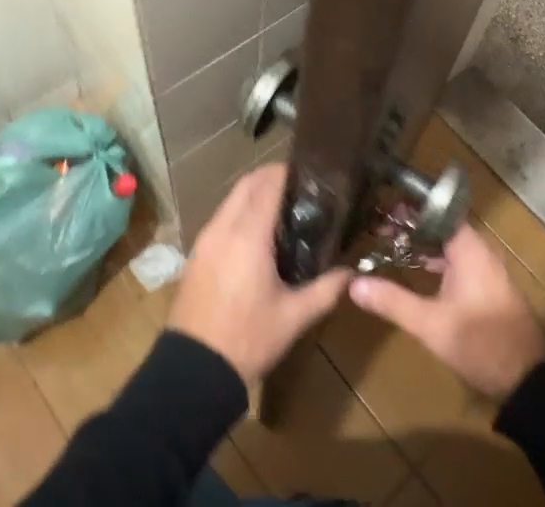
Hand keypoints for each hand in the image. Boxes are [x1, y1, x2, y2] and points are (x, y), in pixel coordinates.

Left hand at [168, 164, 349, 384]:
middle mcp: (222, 229)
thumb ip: (326, 290)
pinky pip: (220, 220)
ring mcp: (204, 242)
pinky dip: (239, 214)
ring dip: (254, 195)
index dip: (289, 172)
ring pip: (230, 201)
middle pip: (246, 185)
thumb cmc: (247, 339)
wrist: (193, 372)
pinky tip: (257, 237)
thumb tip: (352, 273)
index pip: (268, 185)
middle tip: (301, 189)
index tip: (312, 173)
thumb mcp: (294, 317)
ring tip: (283, 211)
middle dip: (271, 178)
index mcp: (248, 236)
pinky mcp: (195, 256)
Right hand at [349, 223, 544, 398]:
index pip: (438, 212)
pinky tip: (412, 271)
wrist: (527, 379)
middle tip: (377, 226)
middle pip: (442, 228)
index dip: (410, 207)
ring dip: (422, 245)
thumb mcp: (431, 324)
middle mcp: (480, 253)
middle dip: (411, 226)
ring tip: (387, 244)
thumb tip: (354, 284)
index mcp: (470, 250)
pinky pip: (456, 264)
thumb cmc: (480, 343)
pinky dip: (434, 263)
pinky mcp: (486, 289)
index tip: (382, 205)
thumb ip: (393, 301)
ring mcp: (485, 271)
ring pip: (449, 247)